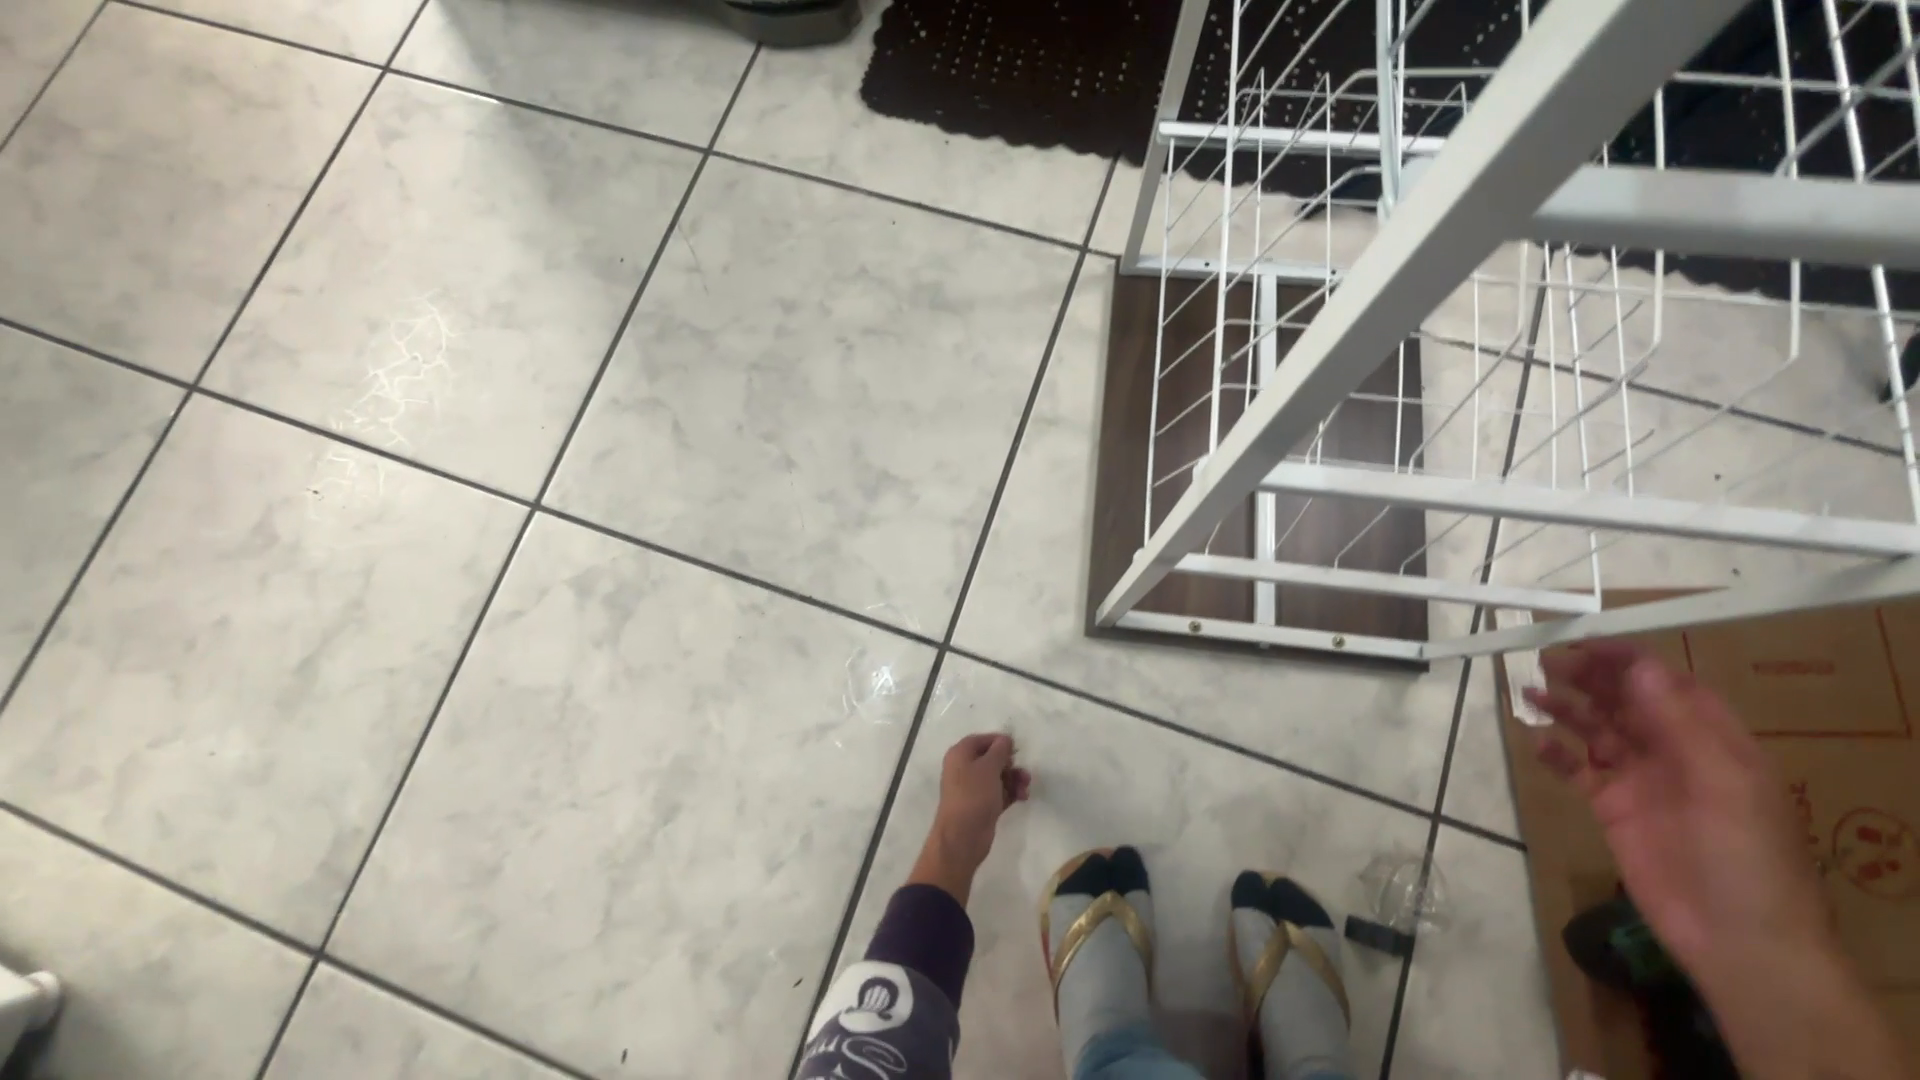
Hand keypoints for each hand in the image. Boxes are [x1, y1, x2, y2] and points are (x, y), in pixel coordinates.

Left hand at [907, 734, 1030, 903]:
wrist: (963, 836)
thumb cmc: (973, 795)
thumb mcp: (988, 767)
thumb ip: (999, 750)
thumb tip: (1005, 739)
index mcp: (960, 755)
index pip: (981, 740)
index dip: (998, 741)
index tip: (1016, 748)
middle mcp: (964, 769)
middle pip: (991, 759)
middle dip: (1010, 764)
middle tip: (1022, 771)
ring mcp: (973, 789)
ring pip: (998, 777)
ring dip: (1014, 779)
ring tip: (1025, 788)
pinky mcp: (982, 805)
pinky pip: (1000, 793)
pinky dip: (1011, 792)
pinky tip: (1023, 797)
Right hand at [1525, 642, 1910, 1079]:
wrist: (1735, 937)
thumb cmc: (1740, 853)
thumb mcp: (1720, 779)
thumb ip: (1676, 720)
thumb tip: (1637, 664)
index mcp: (1712, 740)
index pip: (1666, 684)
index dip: (1627, 660)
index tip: (1583, 644)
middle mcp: (1674, 752)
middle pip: (1625, 701)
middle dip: (1589, 678)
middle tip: (1546, 663)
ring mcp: (1640, 780)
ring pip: (1596, 729)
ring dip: (1566, 708)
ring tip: (1529, 691)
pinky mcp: (1611, 807)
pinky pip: (1577, 768)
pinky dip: (1555, 752)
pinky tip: (1535, 742)